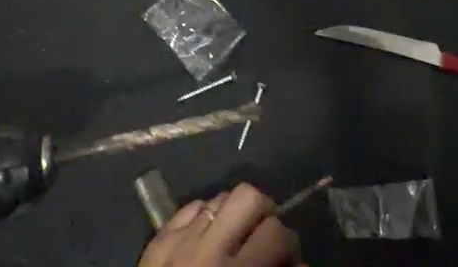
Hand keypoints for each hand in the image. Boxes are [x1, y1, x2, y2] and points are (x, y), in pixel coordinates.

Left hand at [138, 184, 301, 266]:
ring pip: (219, 197)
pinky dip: (205, 217)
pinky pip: (190, 208)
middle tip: (265, 240)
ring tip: (236, 238)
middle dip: (264, 215)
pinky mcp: (158, 241)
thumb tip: (299, 266)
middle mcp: (209, 249)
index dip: (289, 247)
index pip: (277, 234)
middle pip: (249, 197)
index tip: (287, 262)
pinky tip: (208, 238)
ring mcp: (179, 240)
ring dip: (235, 214)